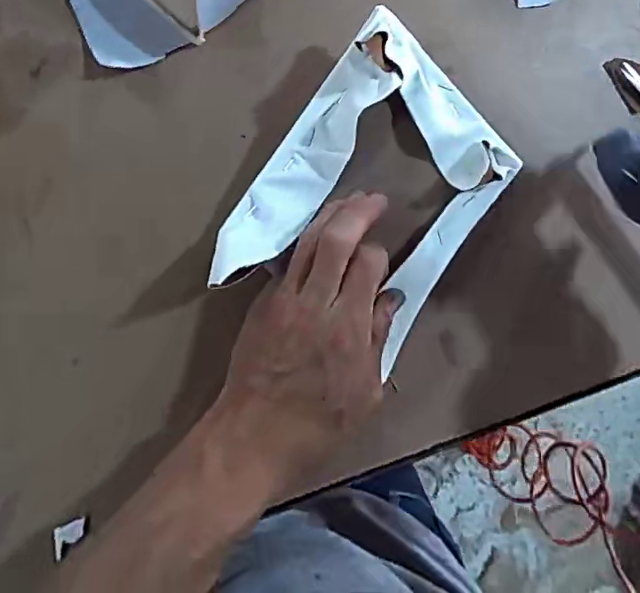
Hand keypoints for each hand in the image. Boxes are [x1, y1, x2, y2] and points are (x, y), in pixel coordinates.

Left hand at [209, 192, 403, 495]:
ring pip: (309, 241)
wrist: (250, 440)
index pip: (369, 264)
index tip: (382, 261)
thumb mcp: (366, 394)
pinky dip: (307, 240)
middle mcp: (315, 305)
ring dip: (332, 214)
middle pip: (336, 239)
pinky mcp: (262, 303)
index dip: (380, 253)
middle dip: (359, 211)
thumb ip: (379, 339)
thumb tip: (389, 298)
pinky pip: (289, 260)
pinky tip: (319, 233)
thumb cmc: (315, 425)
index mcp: (346, 329)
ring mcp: (283, 300)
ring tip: (351, 200)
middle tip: (376, 199)